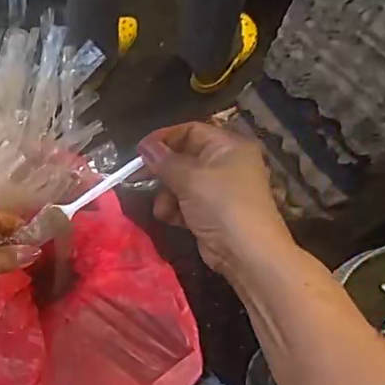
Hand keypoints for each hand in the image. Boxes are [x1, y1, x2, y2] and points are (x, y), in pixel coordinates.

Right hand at [138, 122, 289, 274]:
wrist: (247, 252)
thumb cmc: (222, 206)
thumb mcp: (190, 178)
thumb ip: (164, 161)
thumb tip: (145, 146)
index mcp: (227, 147)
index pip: (191, 131)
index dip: (164, 138)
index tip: (139, 151)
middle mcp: (224, 164)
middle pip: (183, 158)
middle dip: (162, 171)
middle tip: (137, 178)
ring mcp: (218, 190)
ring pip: (180, 183)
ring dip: (166, 195)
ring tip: (164, 209)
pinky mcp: (210, 212)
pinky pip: (184, 203)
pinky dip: (175, 209)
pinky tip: (171, 219)